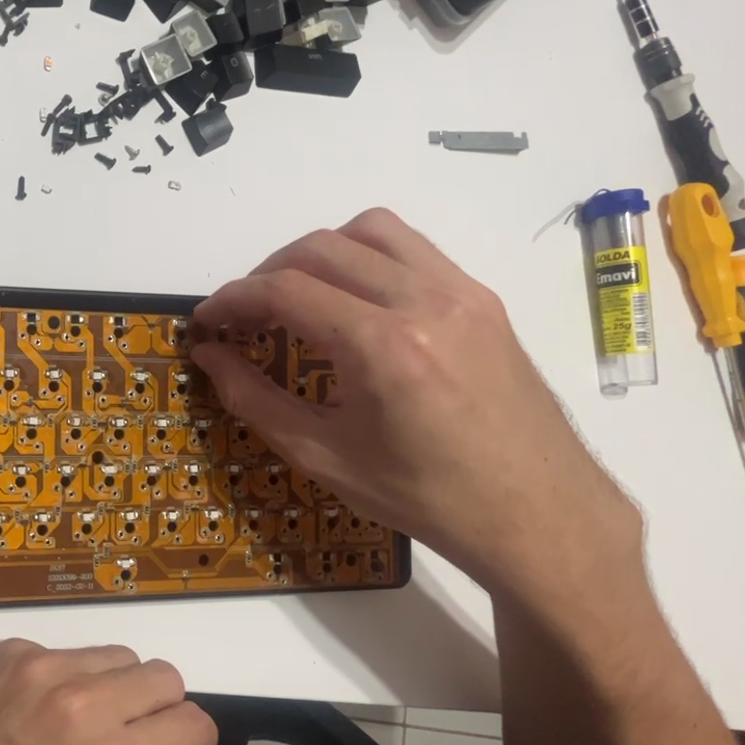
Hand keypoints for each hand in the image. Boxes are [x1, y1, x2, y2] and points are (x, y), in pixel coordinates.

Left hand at [0, 640, 216, 744]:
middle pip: (164, 676)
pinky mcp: (10, 647)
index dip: (185, 742)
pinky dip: (61, 675)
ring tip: (71, 720)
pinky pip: (63, 651)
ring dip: (110, 685)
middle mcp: (85, 702)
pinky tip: (28, 707)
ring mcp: (43, 666)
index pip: (195, 724)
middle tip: (120, 737)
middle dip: (155, 707)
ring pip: (116, 656)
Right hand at [188, 209, 640, 591]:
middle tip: (241, 317)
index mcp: (382, 346)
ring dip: (315, 254)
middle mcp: (425, 301)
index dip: (232, 299)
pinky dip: (363, 258)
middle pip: (320, 249)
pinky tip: (349, 302)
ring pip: (369, 231)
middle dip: (264, 274)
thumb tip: (208, 355)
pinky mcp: (482, 298)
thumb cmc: (421, 496)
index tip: (206, 322)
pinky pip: (410, 248)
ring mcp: (462, 292)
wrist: (538, 513)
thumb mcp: (321, 456)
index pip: (286, 290)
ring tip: (293, 298)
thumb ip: (253, 398)